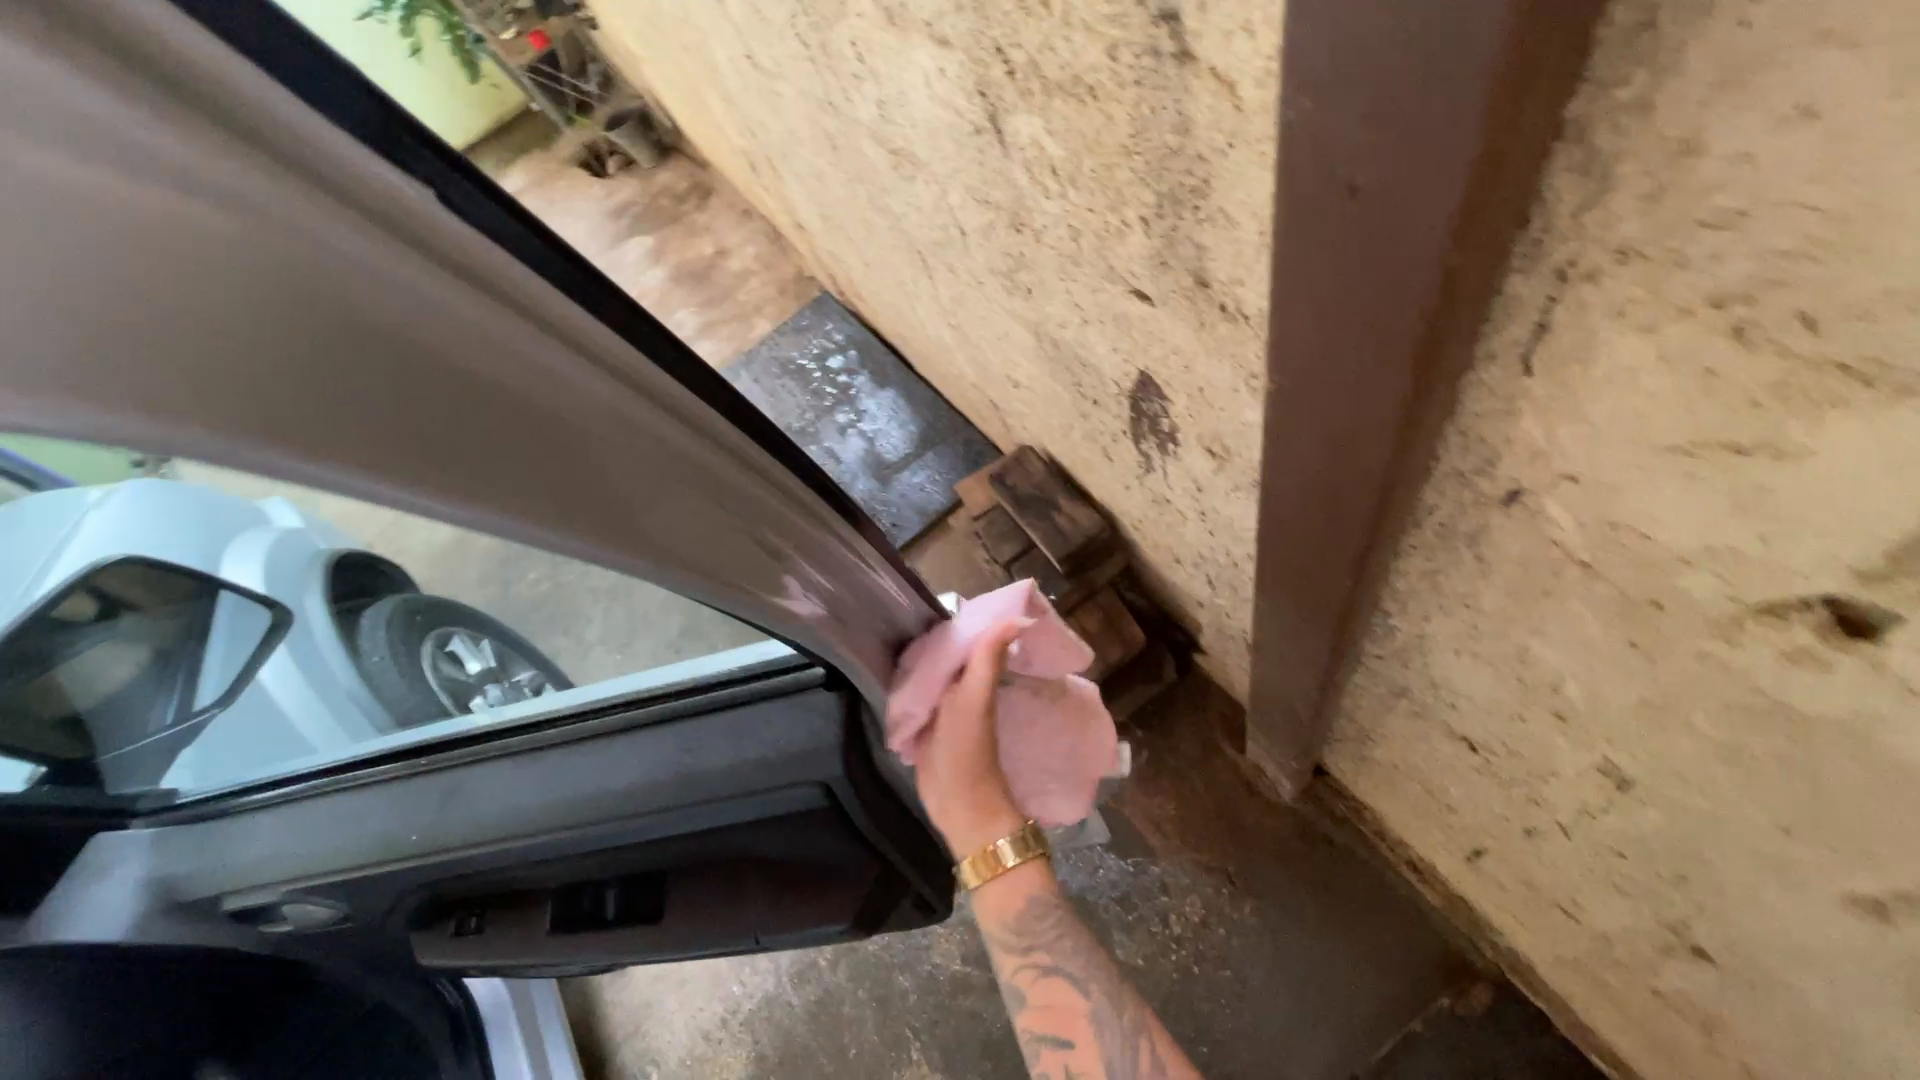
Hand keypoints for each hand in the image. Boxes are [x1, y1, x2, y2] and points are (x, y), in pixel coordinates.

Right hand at [914, 617, 1030, 856]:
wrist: (959, 805)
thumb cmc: (969, 749)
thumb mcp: (976, 698)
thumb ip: (989, 659)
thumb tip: (1020, 617)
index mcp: (975, 678)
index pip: (968, 638)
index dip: (958, 620)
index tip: (935, 598)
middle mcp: (962, 689)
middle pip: (946, 656)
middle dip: (931, 641)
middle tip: (899, 615)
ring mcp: (943, 709)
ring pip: (930, 676)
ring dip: (917, 663)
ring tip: (889, 639)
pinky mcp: (926, 728)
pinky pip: (916, 699)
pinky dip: (908, 688)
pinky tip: (891, 676)